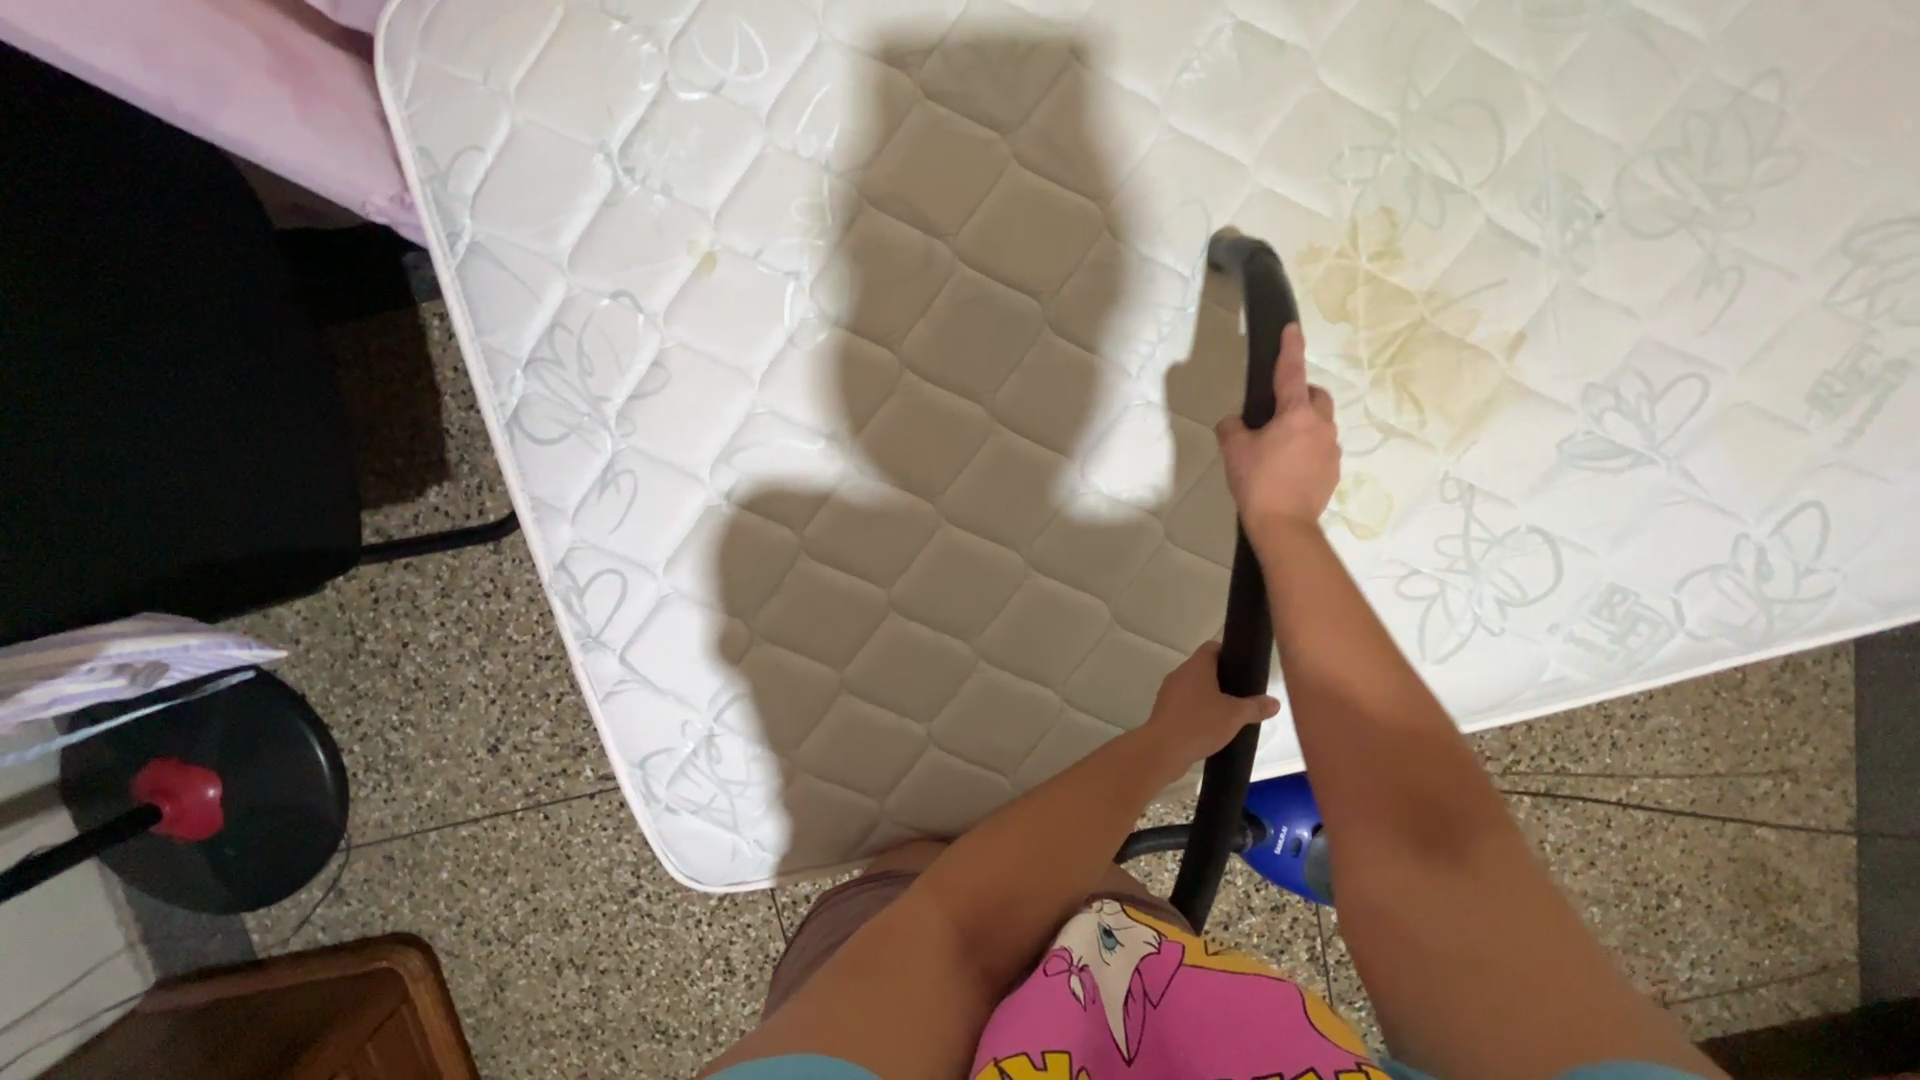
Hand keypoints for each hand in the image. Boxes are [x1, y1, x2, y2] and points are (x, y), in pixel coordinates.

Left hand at [1145, 642, 1280, 764]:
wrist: (1163, 750)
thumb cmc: (1200, 723)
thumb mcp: (1235, 715)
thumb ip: (1256, 707)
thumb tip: (1274, 702)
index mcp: (1195, 666)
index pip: (1212, 647)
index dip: (1228, 653)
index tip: (1243, 667)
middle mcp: (1179, 674)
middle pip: (1203, 668)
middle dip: (1223, 678)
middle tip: (1243, 692)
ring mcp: (1168, 693)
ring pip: (1193, 687)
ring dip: (1209, 696)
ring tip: (1230, 711)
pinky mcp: (1164, 711)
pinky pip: (1185, 704)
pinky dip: (1197, 710)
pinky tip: (1211, 726)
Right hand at [1215, 324, 1339, 539]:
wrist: (1284, 525)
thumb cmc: (1257, 482)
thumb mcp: (1234, 450)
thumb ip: (1232, 427)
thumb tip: (1235, 422)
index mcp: (1296, 414)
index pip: (1291, 373)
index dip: (1290, 348)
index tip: (1292, 329)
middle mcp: (1321, 427)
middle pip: (1316, 397)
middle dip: (1300, 395)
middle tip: (1275, 411)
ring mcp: (1332, 450)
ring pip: (1320, 424)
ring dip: (1303, 425)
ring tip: (1277, 445)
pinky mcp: (1333, 472)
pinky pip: (1320, 449)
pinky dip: (1306, 449)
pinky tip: (1286, 468)